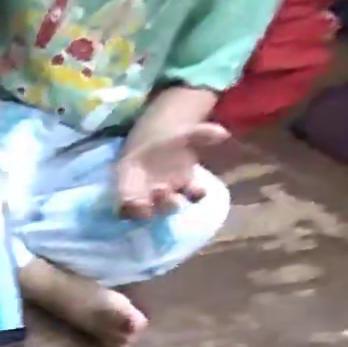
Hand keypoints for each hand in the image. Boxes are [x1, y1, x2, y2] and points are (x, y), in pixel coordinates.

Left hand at [114, 121, 229, 220]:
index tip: (197, 191)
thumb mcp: (188, 135)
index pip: (195, 194)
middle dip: (167, 202)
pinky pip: (126, 211)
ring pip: (148, 212)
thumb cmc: (171, 145)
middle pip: (170, 206)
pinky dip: (125, 210)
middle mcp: (168, 196)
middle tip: (162, 190)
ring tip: (140, 202)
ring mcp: (147, 201)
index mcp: (187, 184)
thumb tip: (223, 134)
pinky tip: (124, 204)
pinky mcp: (127, 201)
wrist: (144, 149)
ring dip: (144, 210)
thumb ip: (204, 134)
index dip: (196, 194)